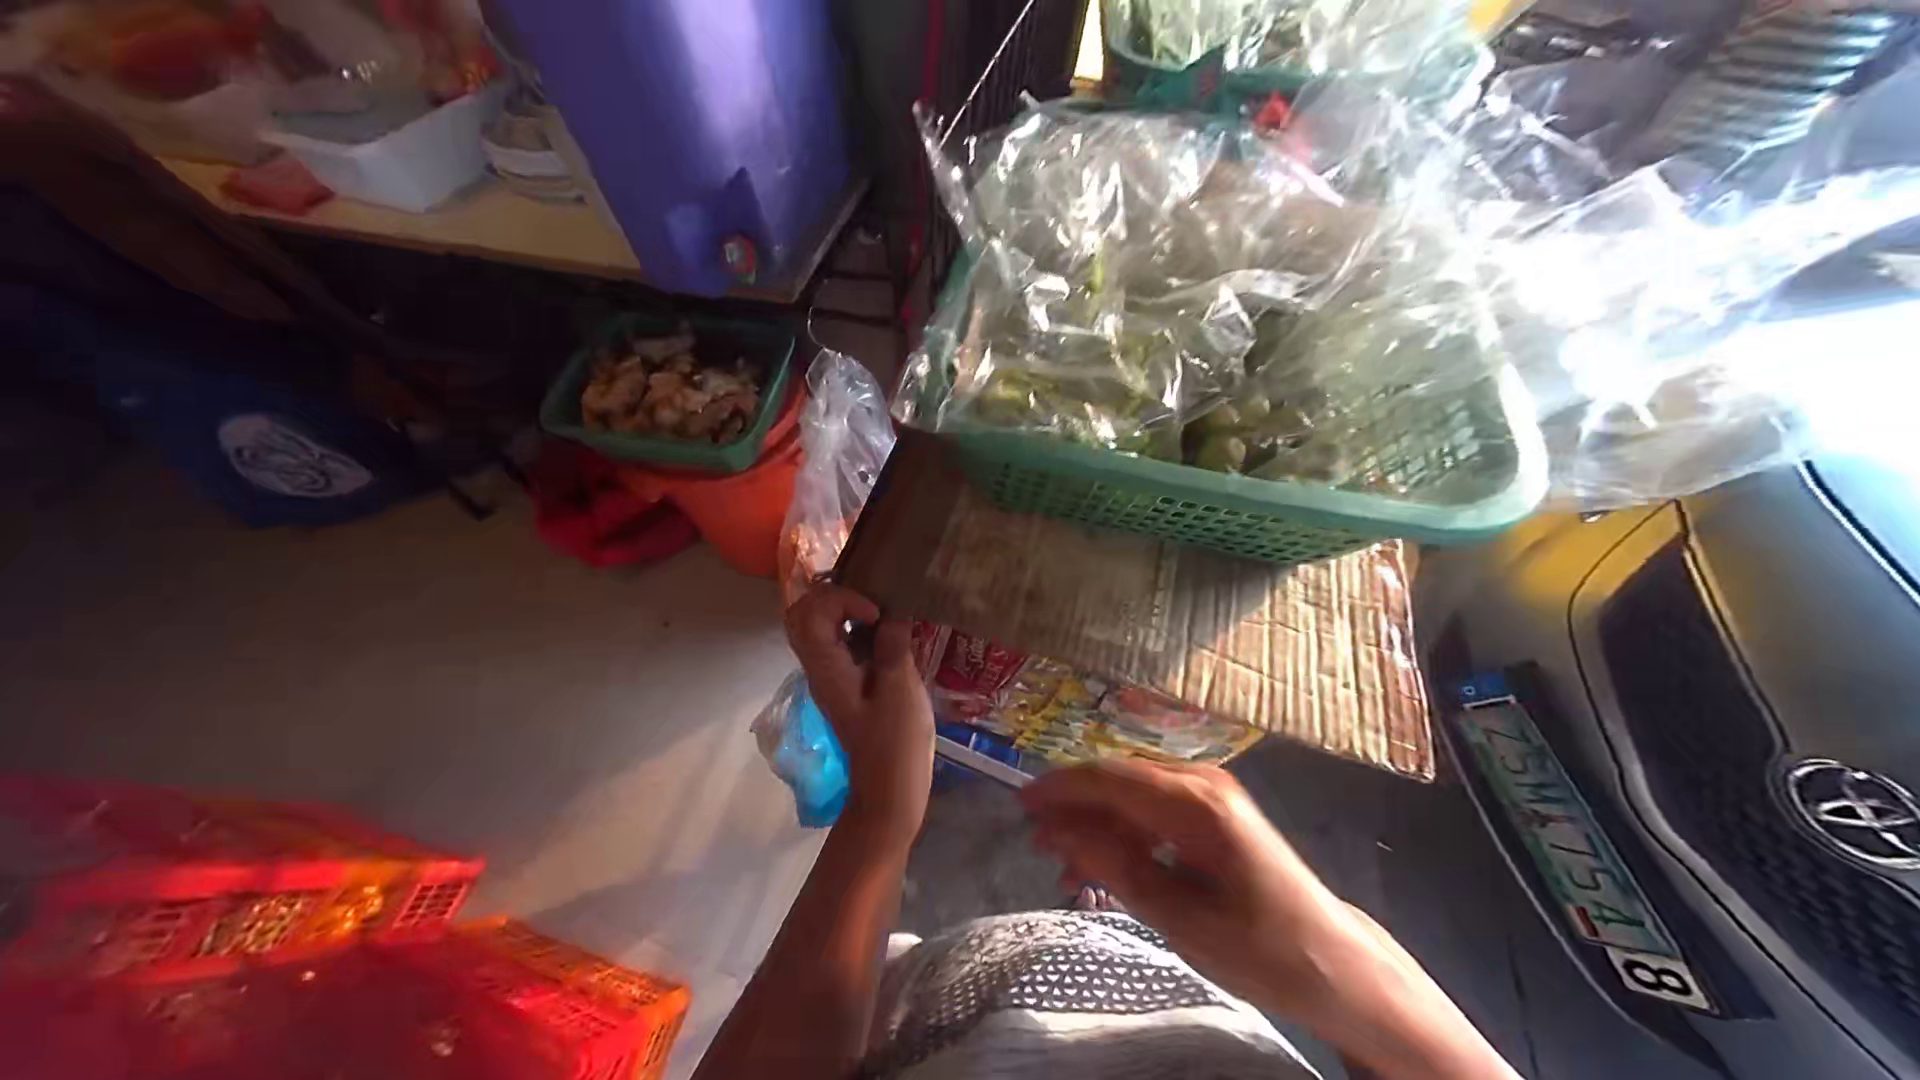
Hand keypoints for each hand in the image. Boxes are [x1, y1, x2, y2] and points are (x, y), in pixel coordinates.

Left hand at [784, 585, 934, 843]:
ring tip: (875, 610)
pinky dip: (851, 626)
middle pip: (801, 615)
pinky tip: (881, 631)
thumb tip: (893, 614)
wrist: (889, 789)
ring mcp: (829, 676)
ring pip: (814, 627)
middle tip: (869, 600)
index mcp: (826, 668)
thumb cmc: (895, 742)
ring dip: (839, 609)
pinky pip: (834, 641)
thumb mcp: (901, 688)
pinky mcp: (844, 683)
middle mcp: (819, 668)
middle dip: (832, 595)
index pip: (813, 613)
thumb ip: (892, 645)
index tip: (878, 615)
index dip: (845, 600)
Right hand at [1022, 761, 1519, 1079]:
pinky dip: (1123, 834)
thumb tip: (1060, 832)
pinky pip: (1153, 810)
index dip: (1062, 788)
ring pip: (1131, 796)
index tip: (1022, 803)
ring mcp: (1209, 792)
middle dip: (1074, 808)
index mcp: (1197, 803)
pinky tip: (1102, 863)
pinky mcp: (1212, 810)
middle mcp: (1201, 782)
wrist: (1335, 964)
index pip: (1112, 778)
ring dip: (1095, 825)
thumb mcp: (1180, 918)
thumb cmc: (1262, 947)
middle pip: (1118, 781)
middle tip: (1036, 839)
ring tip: (1064, 864)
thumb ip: (1116, 867)